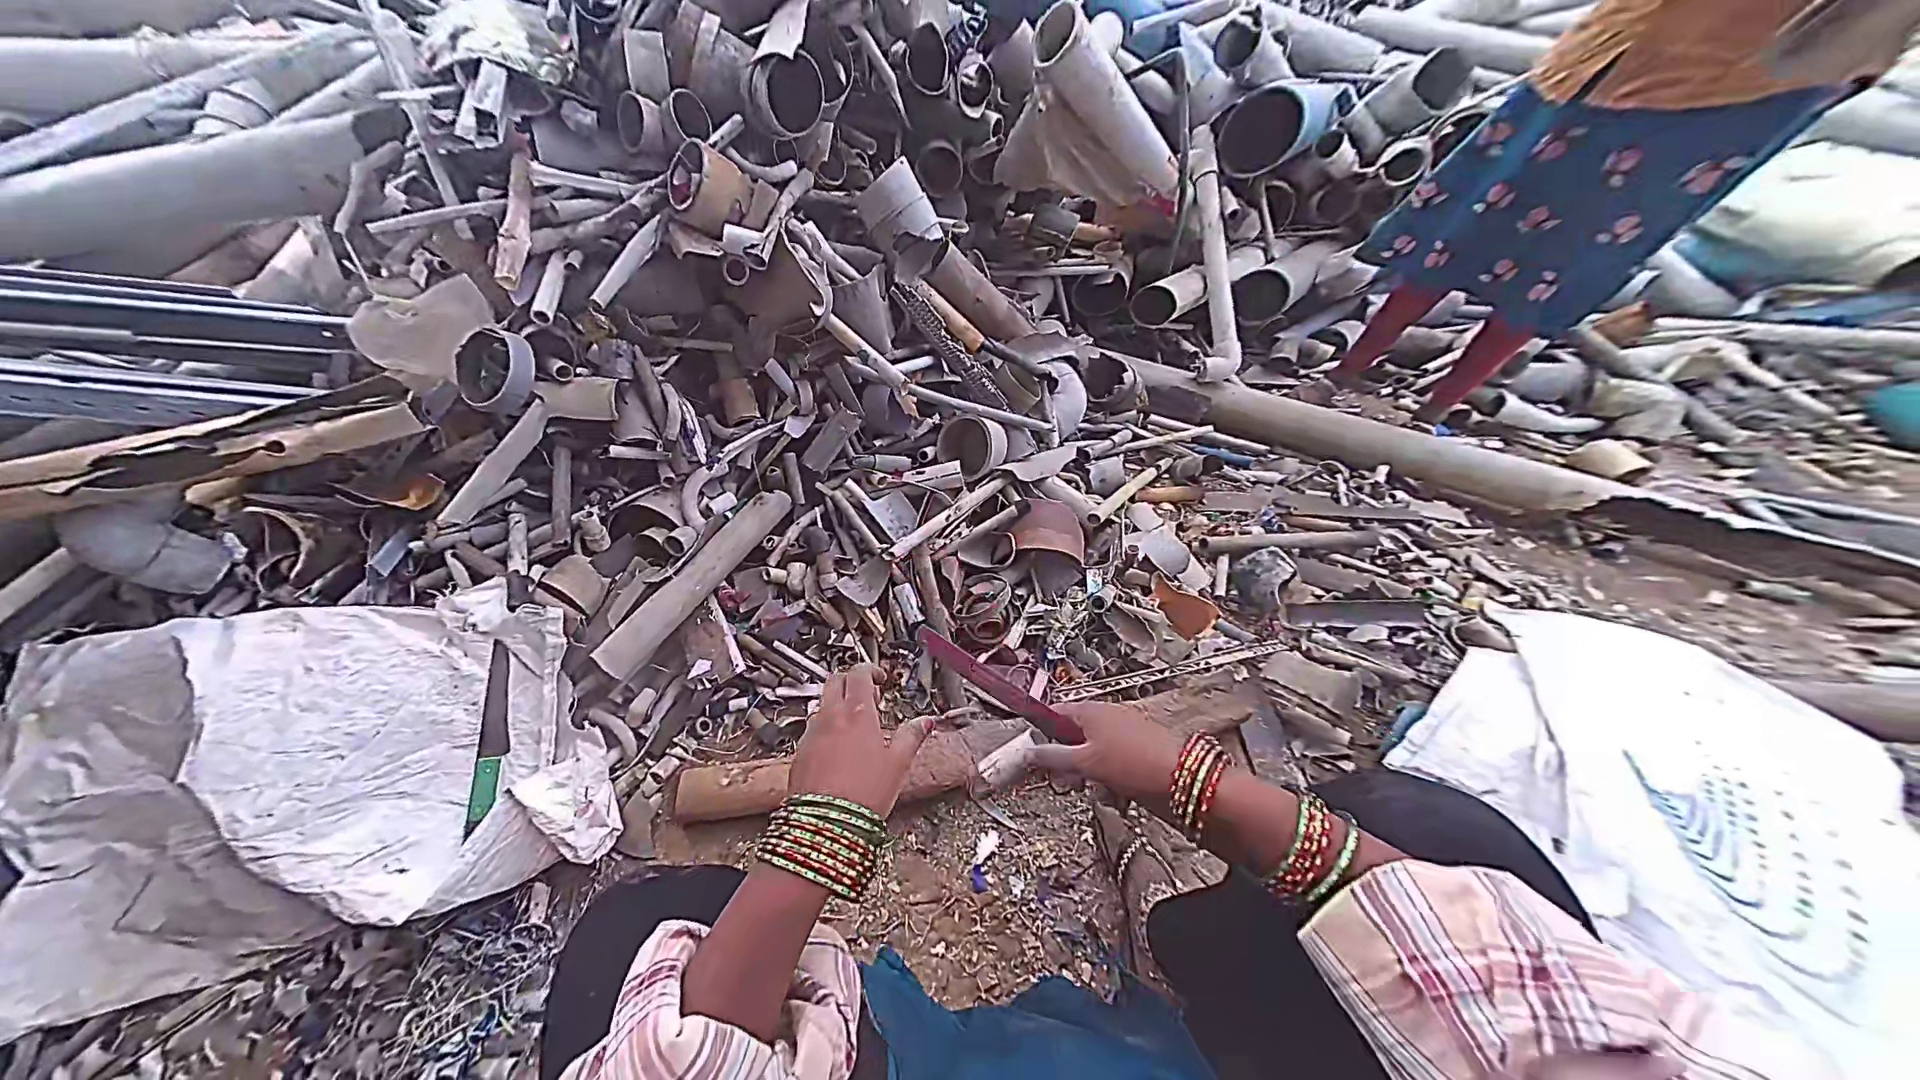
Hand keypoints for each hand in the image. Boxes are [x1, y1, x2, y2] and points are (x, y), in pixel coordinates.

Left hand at [788, 664, 932, 816]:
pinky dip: (825, 726)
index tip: (879, 678)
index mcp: (857, 713)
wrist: (825, 824)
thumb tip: (924, 722)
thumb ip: (911, 736)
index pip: (859, 674)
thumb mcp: (898, 764)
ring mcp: (811, 733)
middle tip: (868, 698)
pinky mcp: (799, 752)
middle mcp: (830, 717)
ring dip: (837, 704)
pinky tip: (838, 748)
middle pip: (835, 681)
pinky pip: (811, 727)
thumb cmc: (863, 795)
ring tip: (855, 724)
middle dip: (851, 682)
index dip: (870, 670)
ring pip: (822, 703)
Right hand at [1025, 701, 1184, 809]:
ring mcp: (1124, 733)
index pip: (1055, 712)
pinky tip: (1114, 793)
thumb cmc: (1133, 763)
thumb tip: (1028, 751)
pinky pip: (1111, 761)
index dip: (1041, 730)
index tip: (1032, 750)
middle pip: (1073, 734)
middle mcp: (1107, 716)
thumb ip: (1053, 756)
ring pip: (1092, 751)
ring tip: (1091, 788)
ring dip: (1086, 771)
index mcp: (1091, 710)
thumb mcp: (1085, 762)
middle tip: (1064, 778)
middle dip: (1066, 758)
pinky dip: (1107, 776)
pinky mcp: (1137, 751)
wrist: (1182, 781)